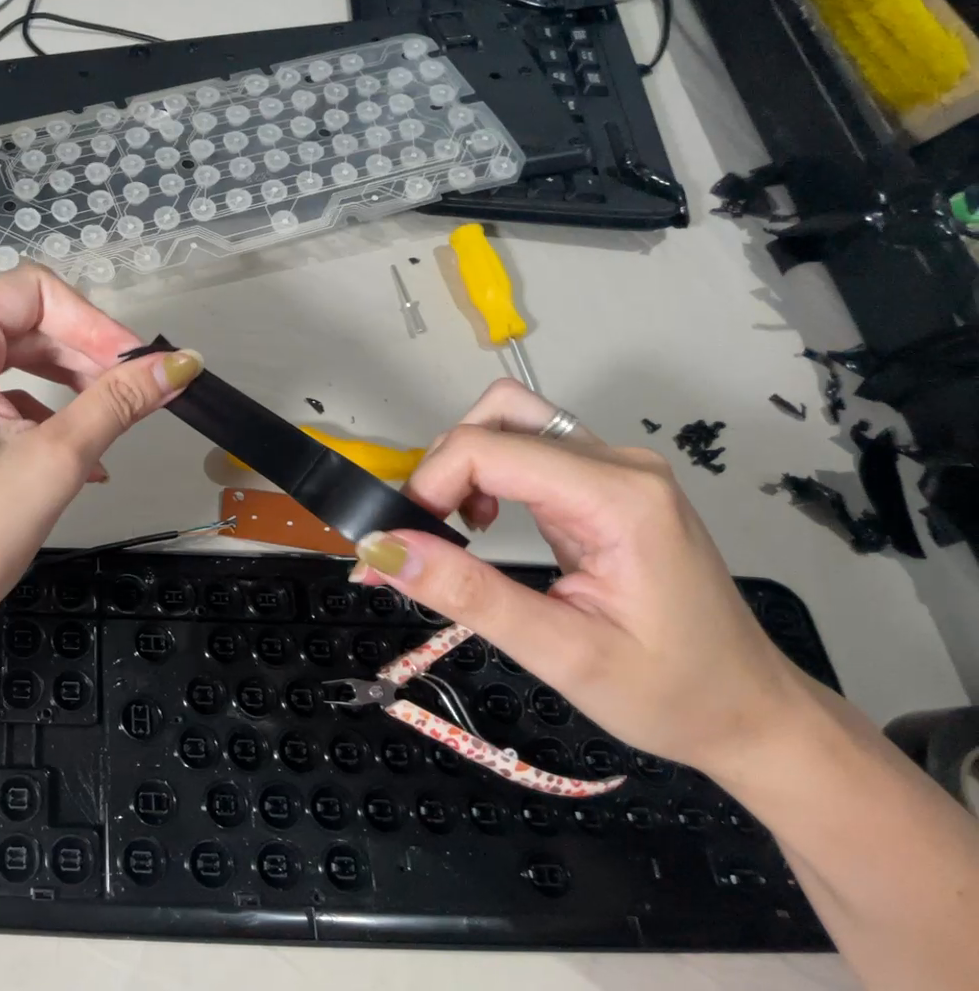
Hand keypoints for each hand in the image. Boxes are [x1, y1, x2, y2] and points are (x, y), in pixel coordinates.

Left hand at [0, 266, 201, 657]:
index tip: (139, 365)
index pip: (35, 293)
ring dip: (69, 392)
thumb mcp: (54, 459)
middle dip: (86, 359)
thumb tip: (177, 365)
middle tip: (138, 397)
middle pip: (25, 324)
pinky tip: (80, 460)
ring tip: (111, 432)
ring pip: (15, 363)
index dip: (95, 324)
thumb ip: (118, 402)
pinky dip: (40, 420)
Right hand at [349, 379, 816, 776]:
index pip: (484, 448)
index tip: (402, 548)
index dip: (425, 488)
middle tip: (423, 542)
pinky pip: (524, 449)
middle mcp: (617, 464)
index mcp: (616, 497)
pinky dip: (482, 476)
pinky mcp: (605, 485)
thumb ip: (466, 593)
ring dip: (458, 468)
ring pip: (506, 423)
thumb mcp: (559, 653)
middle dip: (438, 473)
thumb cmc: (669, 692)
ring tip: (452, 531)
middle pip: (494, 419)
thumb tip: (380, 548)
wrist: (751, 712)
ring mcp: (615, 470)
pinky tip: (483, 524)